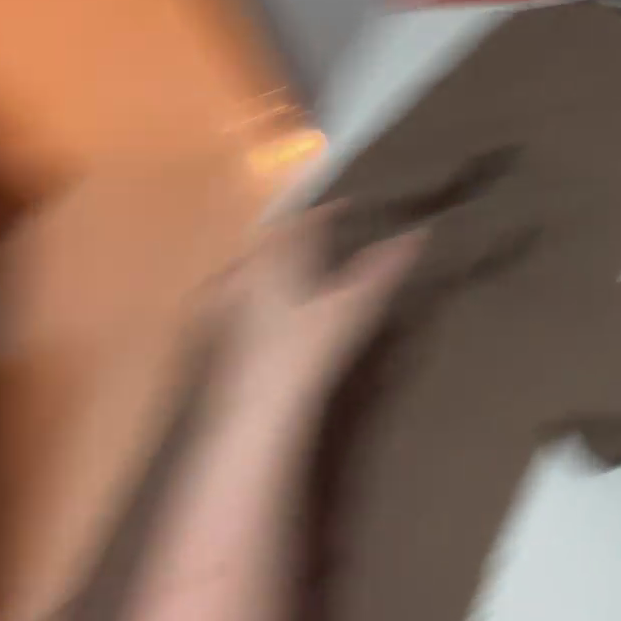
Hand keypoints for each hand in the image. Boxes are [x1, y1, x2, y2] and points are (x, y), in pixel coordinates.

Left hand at [208, 203, 424, 415]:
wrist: (248, 414)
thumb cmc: (305, 352)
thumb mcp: (354, 306)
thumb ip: (385, 268)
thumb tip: (418, 233)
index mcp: (274, 258)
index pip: (303, 221)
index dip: (328, 212)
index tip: (349, 207)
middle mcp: (240, 271)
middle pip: (269, 240)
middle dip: (295, 235)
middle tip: (322, 238)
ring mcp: (215, 303)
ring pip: (246, 268)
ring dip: (271, 262)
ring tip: (293, 271)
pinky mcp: (203, 334)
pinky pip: (228, 296)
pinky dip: (250, 292)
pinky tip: (260, 313)